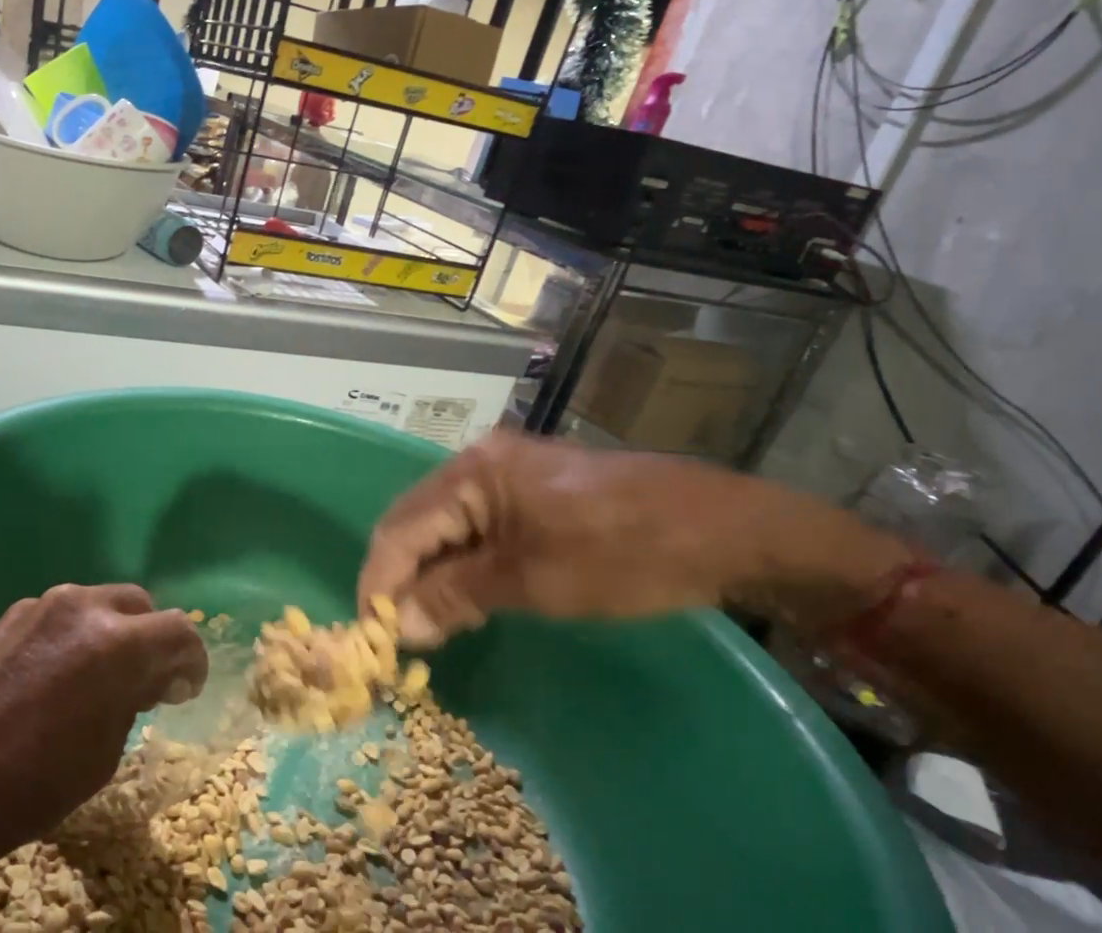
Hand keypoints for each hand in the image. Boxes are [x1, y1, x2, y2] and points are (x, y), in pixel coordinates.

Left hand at [0, 583, 208, 912]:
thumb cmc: (27, 786)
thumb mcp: (101, 756)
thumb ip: (131, 702)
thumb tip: (143, 680)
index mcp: (115, 642)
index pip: (180, 631)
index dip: (191, 662)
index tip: (183, 690)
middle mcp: (79, 608)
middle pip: (138, 604)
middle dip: (152, 639)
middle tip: (145, 683)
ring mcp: (35, 607)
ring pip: (95, 604)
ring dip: (110, 634)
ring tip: (98, 682)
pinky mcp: (2, 618)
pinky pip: (56, 616)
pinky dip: (72, 637)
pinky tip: (55, 679)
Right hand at [358, 431, 904, 647]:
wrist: (729, 531)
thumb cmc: (626, 553)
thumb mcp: (534, 581)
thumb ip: (455, 597)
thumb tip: (400, 627)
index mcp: (472, 473)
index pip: (400, 530)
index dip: (380, 584)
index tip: (371, 638)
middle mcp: (479, 464)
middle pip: (414, 524)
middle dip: (400, 580)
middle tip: (397, 636)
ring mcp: (507, 475)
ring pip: (443, 529)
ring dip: (429, 575)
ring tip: (427, 625)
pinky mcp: (531, 493)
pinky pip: (474, 529)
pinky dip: (461, 565)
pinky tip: (464, 599)